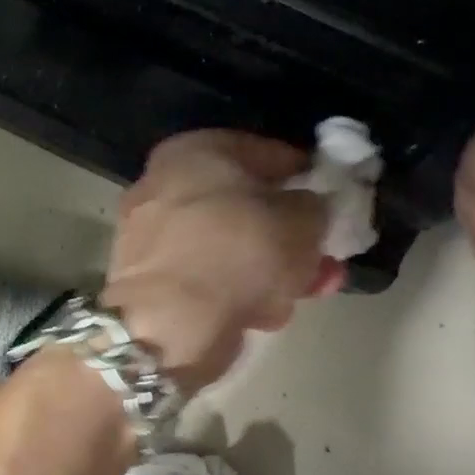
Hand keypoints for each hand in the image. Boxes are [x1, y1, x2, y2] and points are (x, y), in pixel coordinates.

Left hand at [103, 130, 341, 389]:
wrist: (171, 322)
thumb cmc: (241, 250)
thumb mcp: (305, 217)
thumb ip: (313, 206)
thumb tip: (304, 211)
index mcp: (189, 153)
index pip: (261, 152)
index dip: (303, 175)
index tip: (331, 198)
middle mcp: (156, 188)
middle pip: (239, 207)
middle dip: (285, 234)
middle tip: (322, 254)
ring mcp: (144, 238)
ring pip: (223, 248)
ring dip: (265, 269)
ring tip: (305, 290)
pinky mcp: (143, 284)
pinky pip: (201, 280)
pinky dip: (231, 292)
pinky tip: (264, 314)